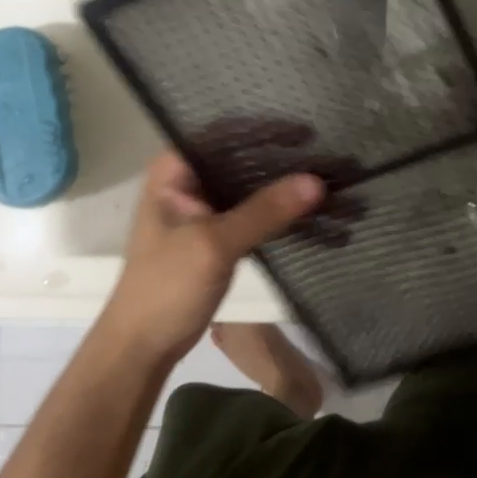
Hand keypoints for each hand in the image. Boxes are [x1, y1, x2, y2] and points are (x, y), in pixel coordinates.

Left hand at [101, 149, 322, 362]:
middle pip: (242, 160)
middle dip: (285, 162)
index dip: (265, 130)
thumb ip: (263, 211)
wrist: (143, 347)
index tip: (307, 132)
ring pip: (251, 189)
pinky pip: (255, 215)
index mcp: (174, 170)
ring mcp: (203, 210)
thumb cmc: (166, 287)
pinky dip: (282, 216)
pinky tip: (317, 216)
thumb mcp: (214, 245)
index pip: (223, 134)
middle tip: (330, 158)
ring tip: (333, 185)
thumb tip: (316, 182)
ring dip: (287, 190)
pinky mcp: (217, 237)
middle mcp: (188, 182)